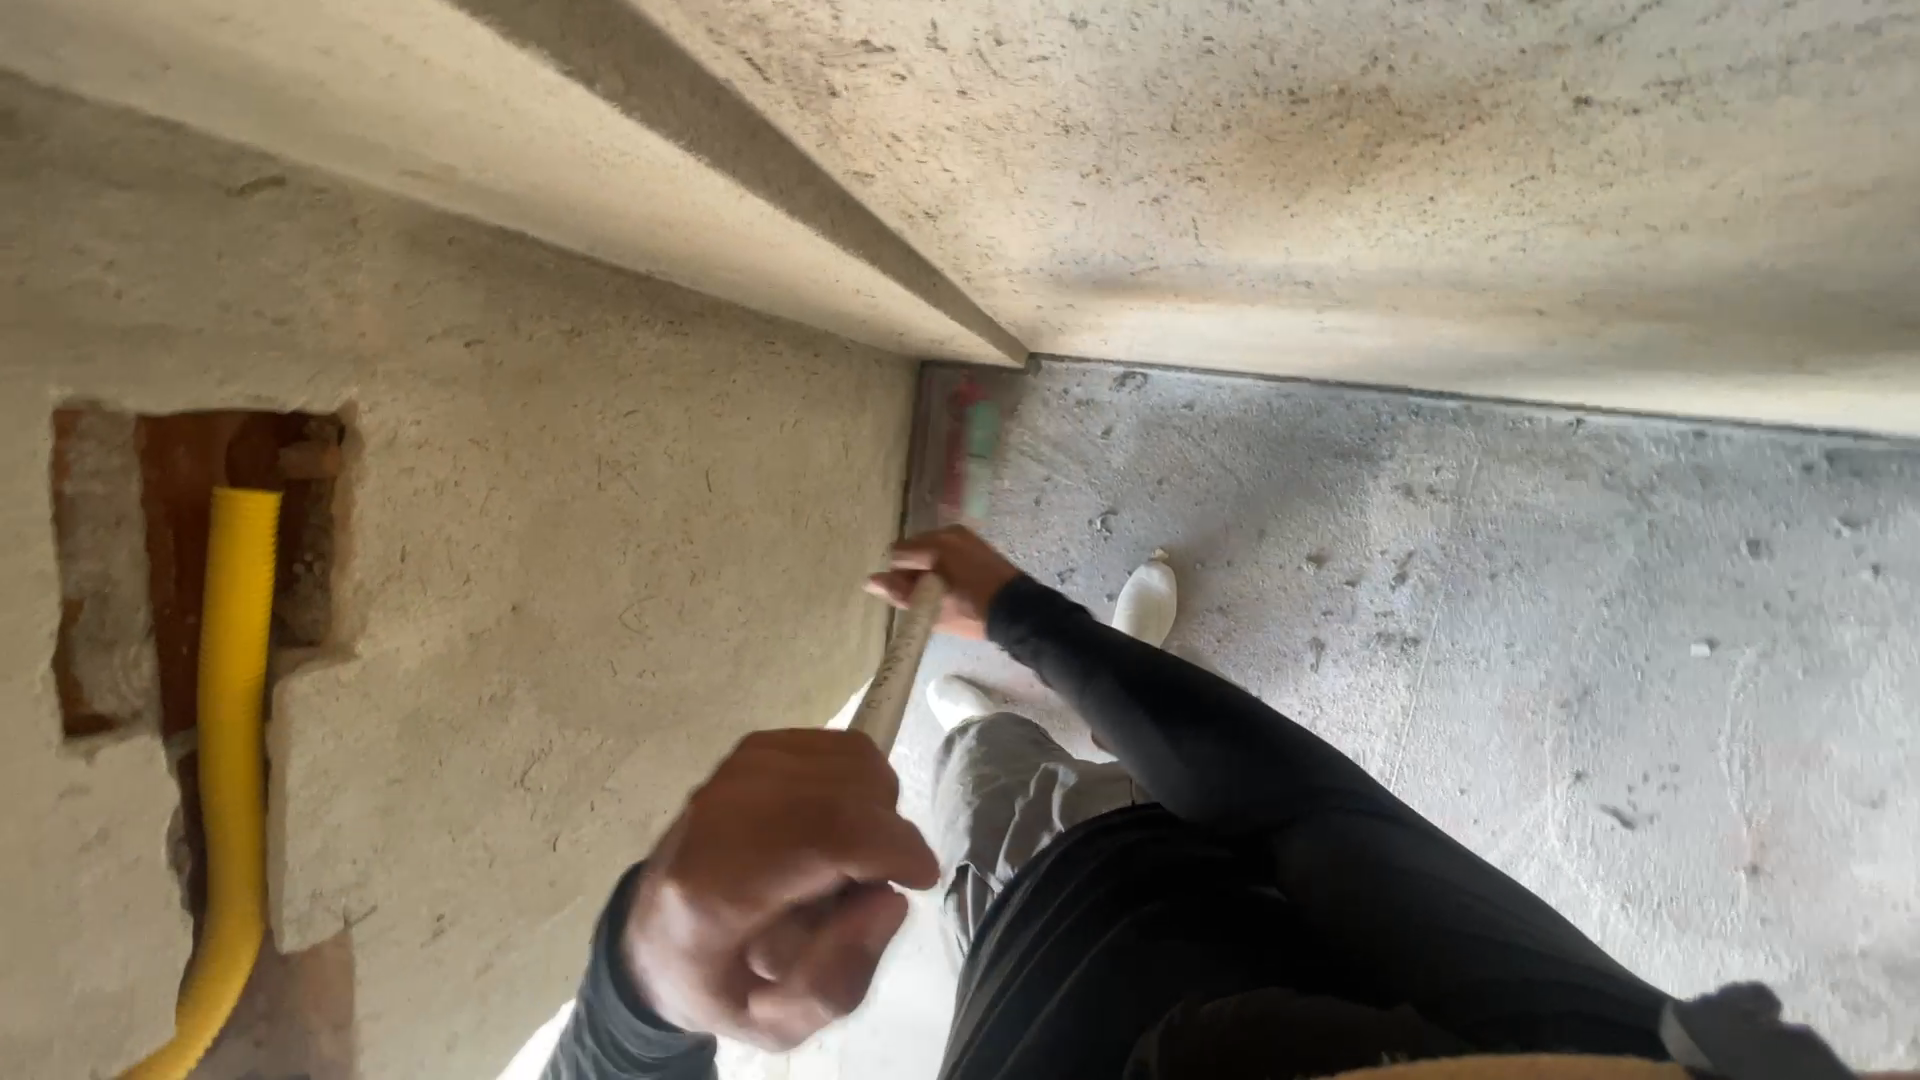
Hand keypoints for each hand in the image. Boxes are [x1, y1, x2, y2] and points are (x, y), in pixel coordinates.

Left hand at [622, 730, 937, 1049]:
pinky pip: (843, 748)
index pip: (825, 832)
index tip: (920, 879)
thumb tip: (891, 899)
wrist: (654, 930)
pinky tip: (835, 822)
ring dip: (875, 809)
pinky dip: (859, 785)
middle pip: (852, 789)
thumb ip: (838, 979)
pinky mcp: (756, 745)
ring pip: (856, 760)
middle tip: (865, 885)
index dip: (891, 847)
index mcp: (716, 883)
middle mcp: (726, 806)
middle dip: (886, 837)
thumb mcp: (773, 1022)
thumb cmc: (717, 979)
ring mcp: (739, 766)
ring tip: (846, 855)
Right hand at [864, 525, 1022, 639]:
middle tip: (928, 596)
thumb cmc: (970, 612)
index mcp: (933, 546)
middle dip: (914, 569)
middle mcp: (946, 532)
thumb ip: (898, 592)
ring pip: (930, 547)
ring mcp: (963, 534)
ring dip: (929, 565)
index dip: (899, 577)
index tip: (913, 596)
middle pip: (913, 548)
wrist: (1017, 610)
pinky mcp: (975, 541)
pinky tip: (956, 582)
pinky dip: (945, 562)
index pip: (897, 555)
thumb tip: (870, 581)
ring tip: (944, 591)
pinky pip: (947, 548)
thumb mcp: (930, 608)